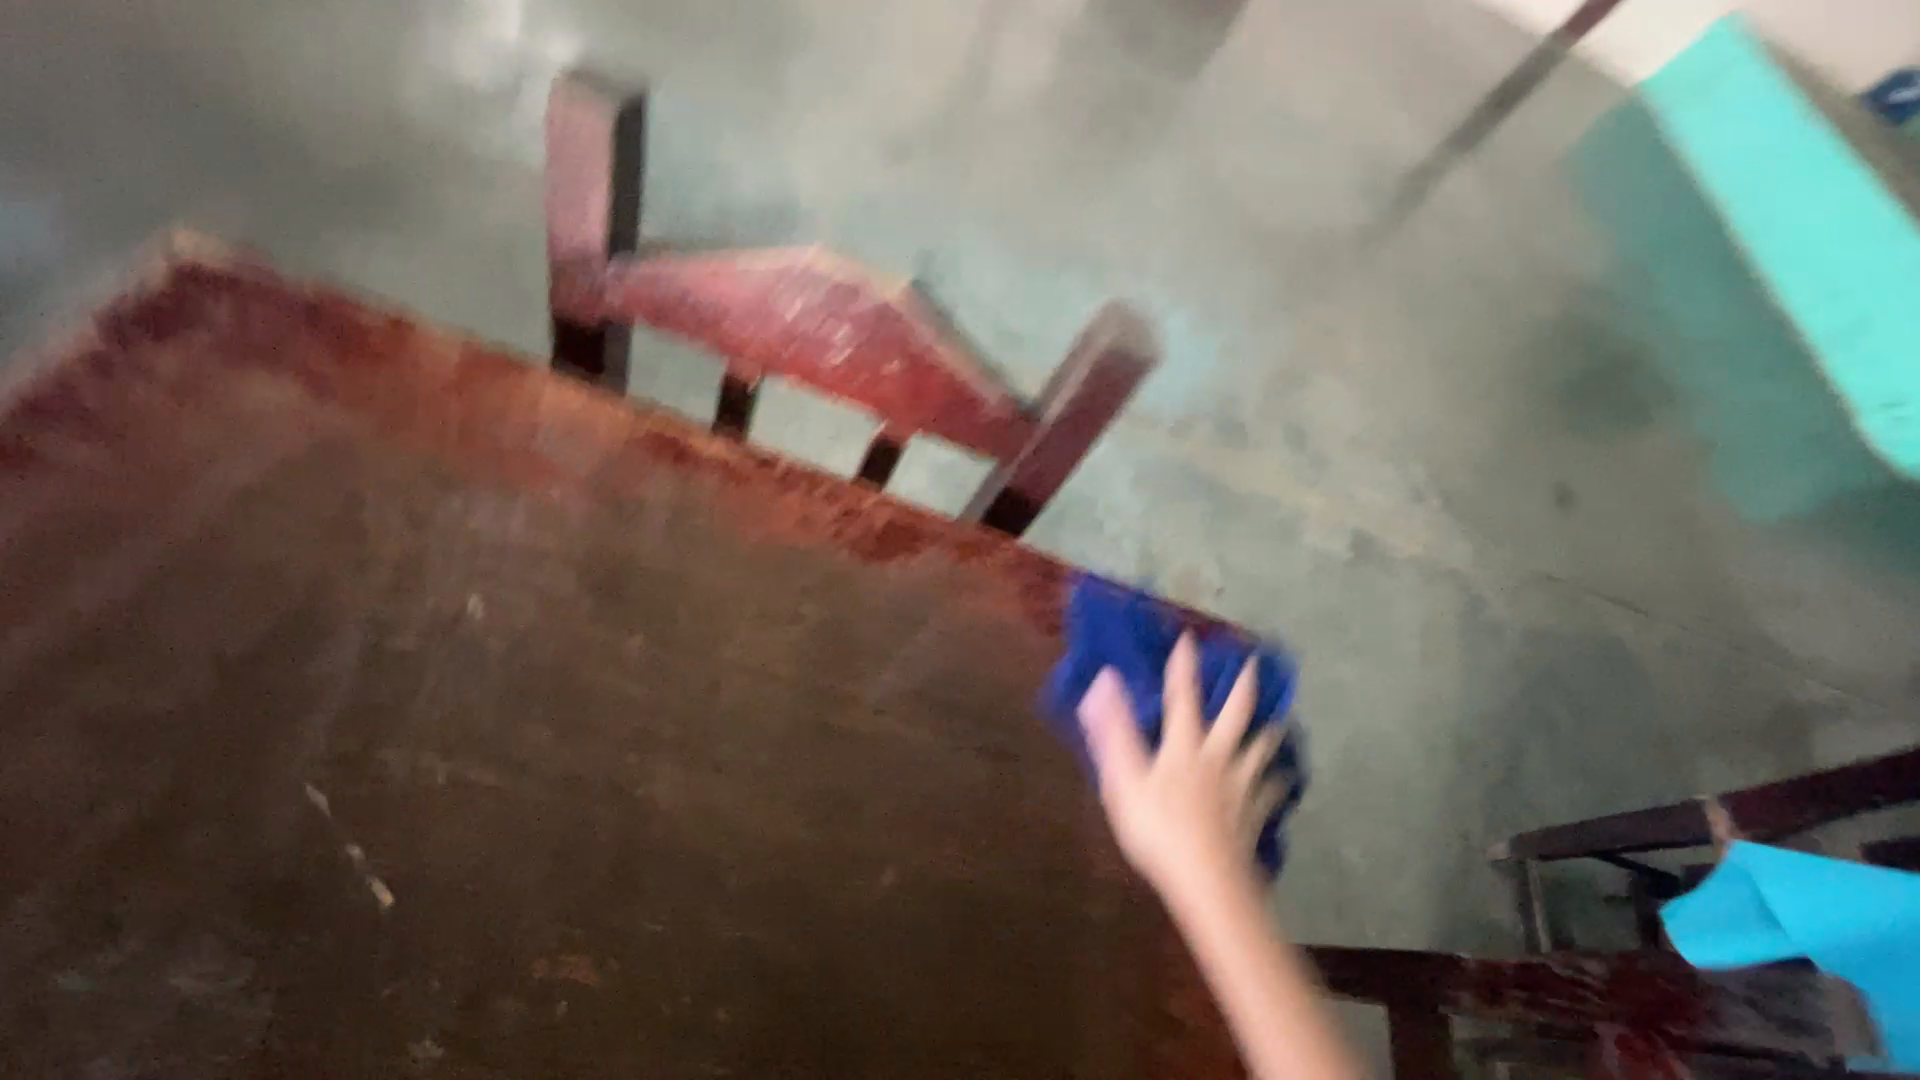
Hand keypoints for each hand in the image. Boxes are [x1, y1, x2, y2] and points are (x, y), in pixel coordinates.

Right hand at [1076, 633, 1288, 905]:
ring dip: (1269, 732)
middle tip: (1255, 664)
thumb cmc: (1158, 828)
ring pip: (1262, 750)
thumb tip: (1104, 681)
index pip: (1183, 697)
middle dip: (1244, 688)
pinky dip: (1278, 782)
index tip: (1189, 638)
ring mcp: (1241, 786)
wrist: (1207, 880)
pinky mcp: (1255, 815)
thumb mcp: (1124, 779)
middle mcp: (1218, 757)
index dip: (1184, 667)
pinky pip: (1271, 793)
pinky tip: (1284, 781)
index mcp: (1184, 745)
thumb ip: (1114, 730)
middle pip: (1236, 716)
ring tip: (1281, 719)